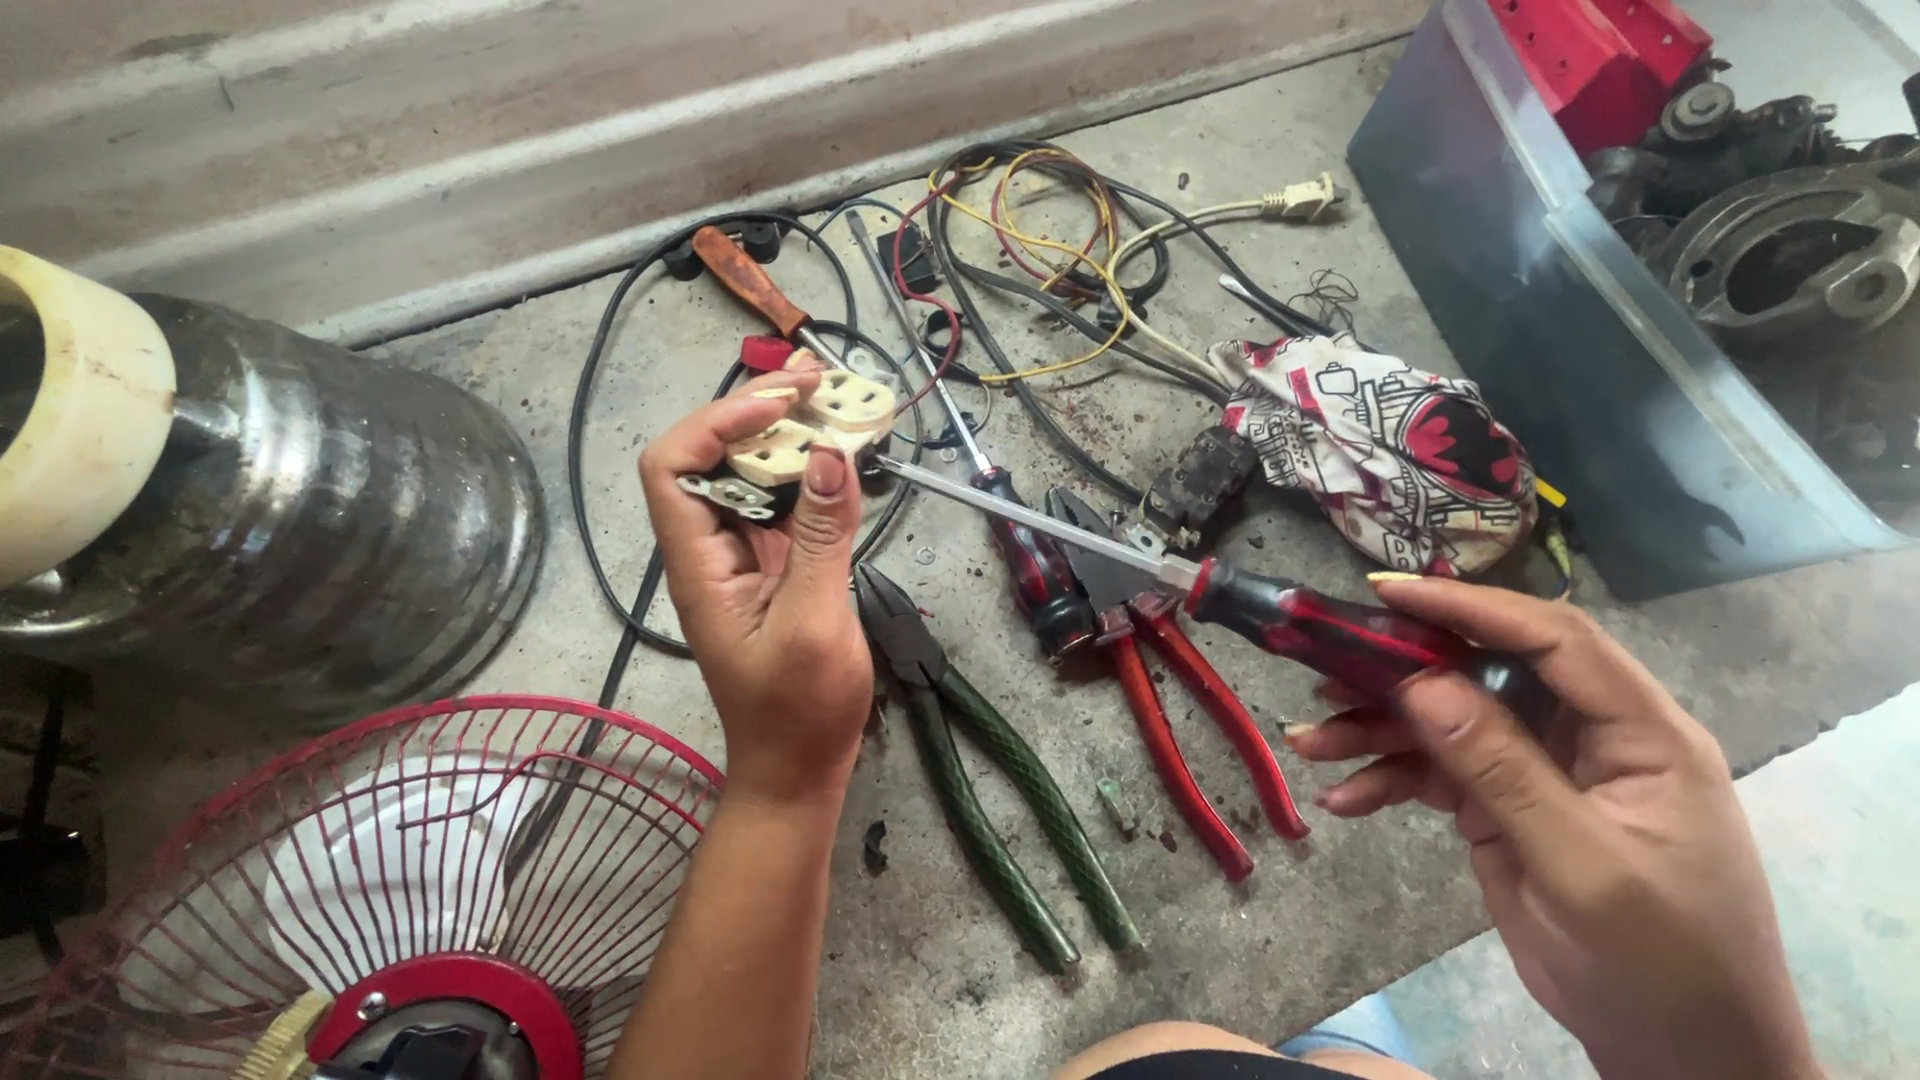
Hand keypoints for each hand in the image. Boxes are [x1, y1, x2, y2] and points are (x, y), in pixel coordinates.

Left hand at [637, 365, 872, 806]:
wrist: (798, 769)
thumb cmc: (799, 710)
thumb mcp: (815, 622)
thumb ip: (822, 537)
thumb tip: (829, 454)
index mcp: (700, 565)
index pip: (673, 467)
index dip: (718, 422)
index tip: (782, 406)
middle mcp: (714, 550)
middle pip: (714, 459)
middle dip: (761, 412)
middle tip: (821, 383)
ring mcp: (746, 558)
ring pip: (753, 478)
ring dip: (791, 437)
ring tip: (839, 404)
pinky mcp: (777, 569)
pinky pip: (786, 506)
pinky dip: (812, 475)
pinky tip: (846, 458)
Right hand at [1286, 579, 1817, 1079]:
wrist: (1674, 1054)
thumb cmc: (1659, 961)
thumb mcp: (1583, 866)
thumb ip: (1504, 770)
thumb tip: (1423, 685)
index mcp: (1636, 732)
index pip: (1552, 639)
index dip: (1470, 606)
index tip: (1388, 594)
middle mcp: (1580, 734)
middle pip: (1480, 673)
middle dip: (1398, 670)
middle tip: (1325, 665)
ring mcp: (1534, 768)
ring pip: (1442, 722)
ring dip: (1374, 730)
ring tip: (1310, 742)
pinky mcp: (1497, 803)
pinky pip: (1431, 772)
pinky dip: (1385, 781)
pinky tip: (1343, 800)